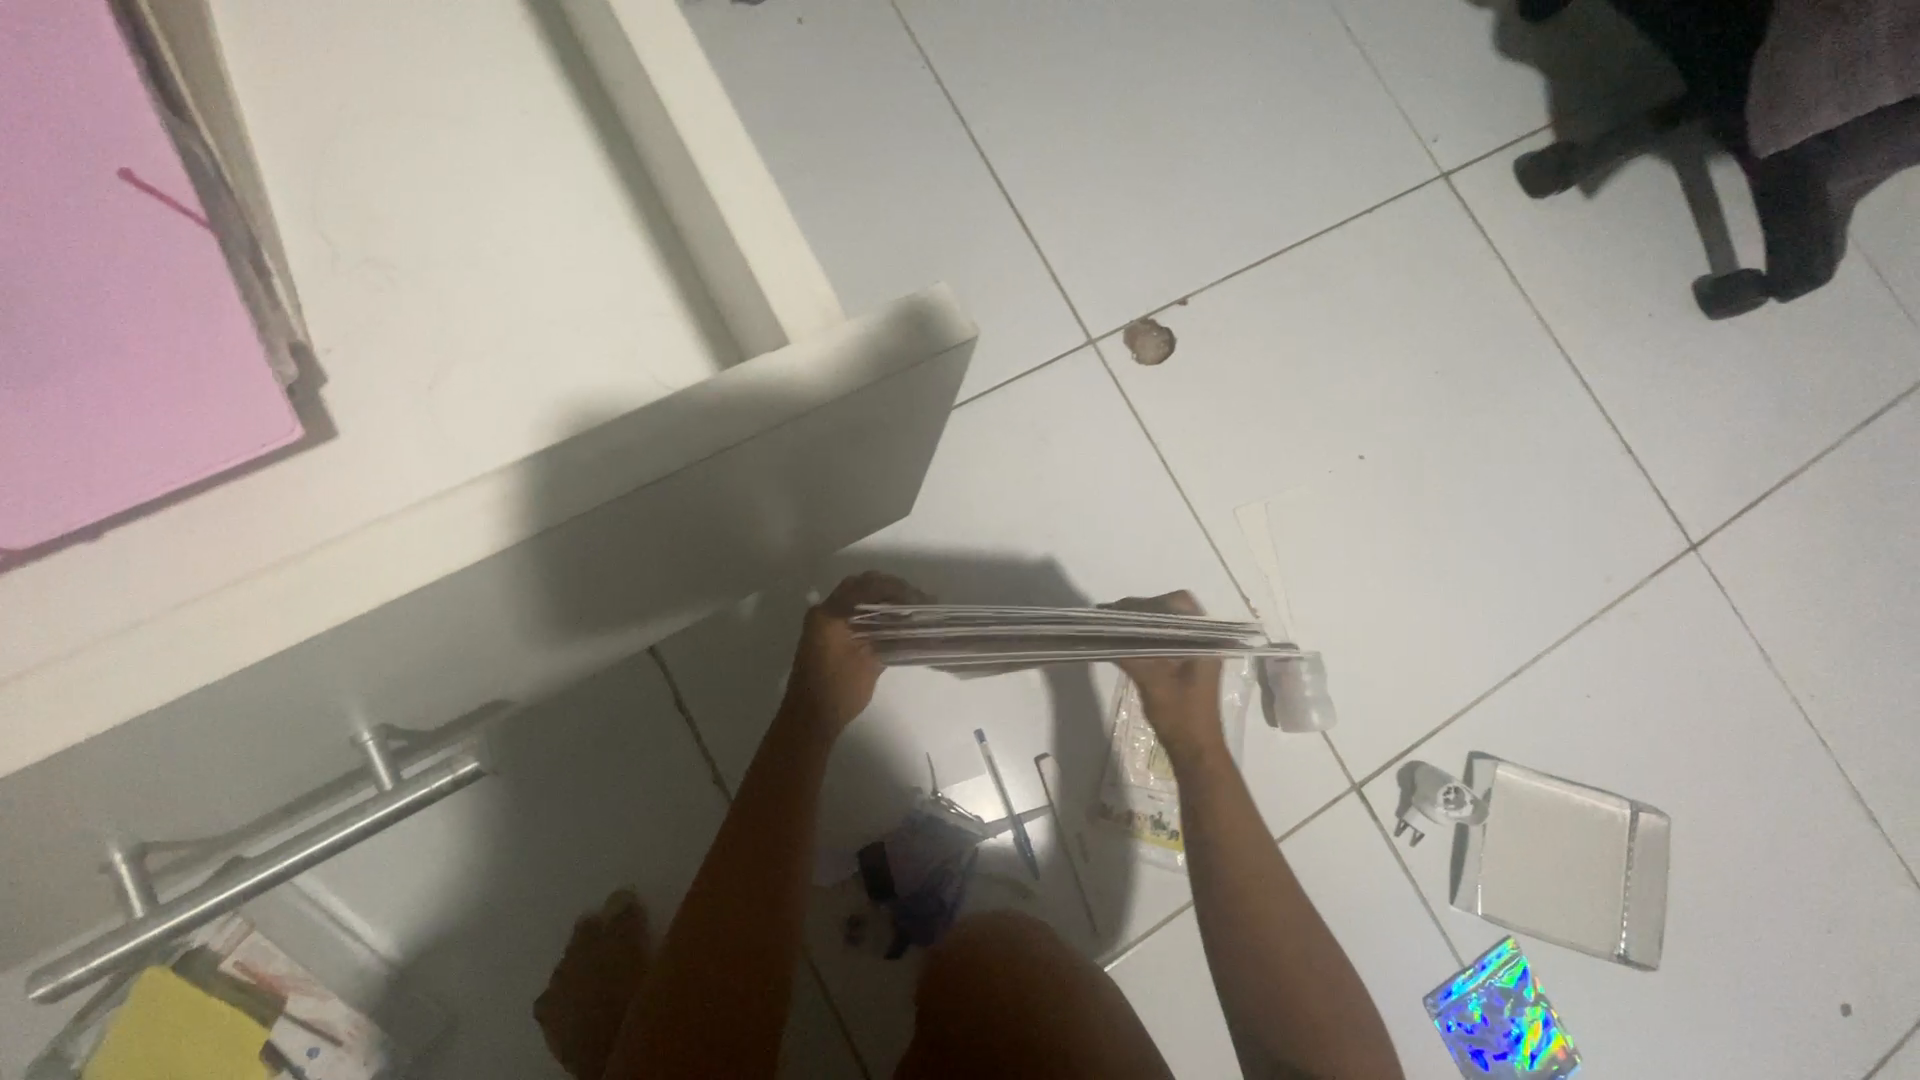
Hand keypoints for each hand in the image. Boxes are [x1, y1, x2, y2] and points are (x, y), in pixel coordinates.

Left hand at [781, 571, 928, 732]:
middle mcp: (825, 610)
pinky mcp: (827, 634)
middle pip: (861, 585)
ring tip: (909, 610)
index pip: (869, 586)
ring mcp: (823, 622)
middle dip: (890, 589)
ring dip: (881, 599)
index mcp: (831, 613)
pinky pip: (851, 612)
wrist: (809, 717)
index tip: (921, 600)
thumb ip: (892, 637)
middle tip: (916, 601)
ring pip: (856, 597)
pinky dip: (872, 612)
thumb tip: (916, 623)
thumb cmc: (839, 690)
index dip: (898, 589)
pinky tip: (892, 622)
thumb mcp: (871, 662)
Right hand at [1103, 590, 1224, 759]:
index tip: (1121, 611)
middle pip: (1171, 611)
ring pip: (1166, 625)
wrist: (1195, 750)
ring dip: (1140, 624)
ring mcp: (1195, 652)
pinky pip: (1164, 640)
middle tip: (1109, 617)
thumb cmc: (1180, 716)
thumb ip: (1130, 654)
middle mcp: (1203, 640)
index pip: (1179, 603)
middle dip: (1140, 611)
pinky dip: (1144, 637)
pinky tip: (1122, 643)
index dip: (1148, 603)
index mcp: (1203, 640)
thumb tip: (1102, 632)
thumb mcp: (1152, 682)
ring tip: (1110, 627)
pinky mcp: (1186, 664)